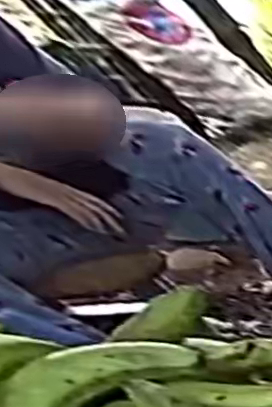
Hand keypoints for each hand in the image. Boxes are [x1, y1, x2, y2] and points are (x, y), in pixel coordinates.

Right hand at [0, 163, 122, 236]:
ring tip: (112, 233)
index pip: (96, 200)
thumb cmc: (17, 180)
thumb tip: (65, 205)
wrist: (1, 173)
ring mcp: (61, 194)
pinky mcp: (51, 198)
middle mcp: (68, 190)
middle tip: (124, 233)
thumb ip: (57, 195)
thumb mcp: (43, 188)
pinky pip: (74, 210)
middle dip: (113, 220)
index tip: (123, 221)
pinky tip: (93, 228)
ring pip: (90, 209)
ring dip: (103, 223)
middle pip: (98, 206)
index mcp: (66, 188)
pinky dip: (86, 219)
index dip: (111, 210)